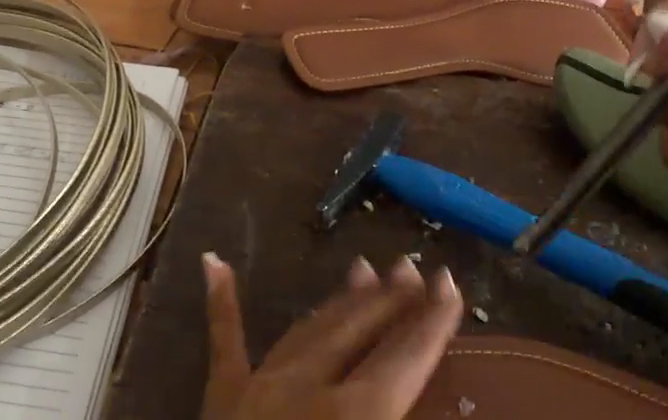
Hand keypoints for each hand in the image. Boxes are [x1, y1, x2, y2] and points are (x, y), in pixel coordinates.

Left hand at [200, 252, 463, 419]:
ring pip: (309, 327)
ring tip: (362, 268)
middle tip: (412, 267)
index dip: (431, 320)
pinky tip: (214, 263)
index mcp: (358, 416)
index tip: (449, 283)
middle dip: (390, 299)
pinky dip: (220, 301)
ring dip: (339, 300)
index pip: (405, 357)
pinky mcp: (221, 400)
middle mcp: (309, 387)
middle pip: (360, 330)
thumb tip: (454, 411)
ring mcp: (259, 387)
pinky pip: (223, 342)